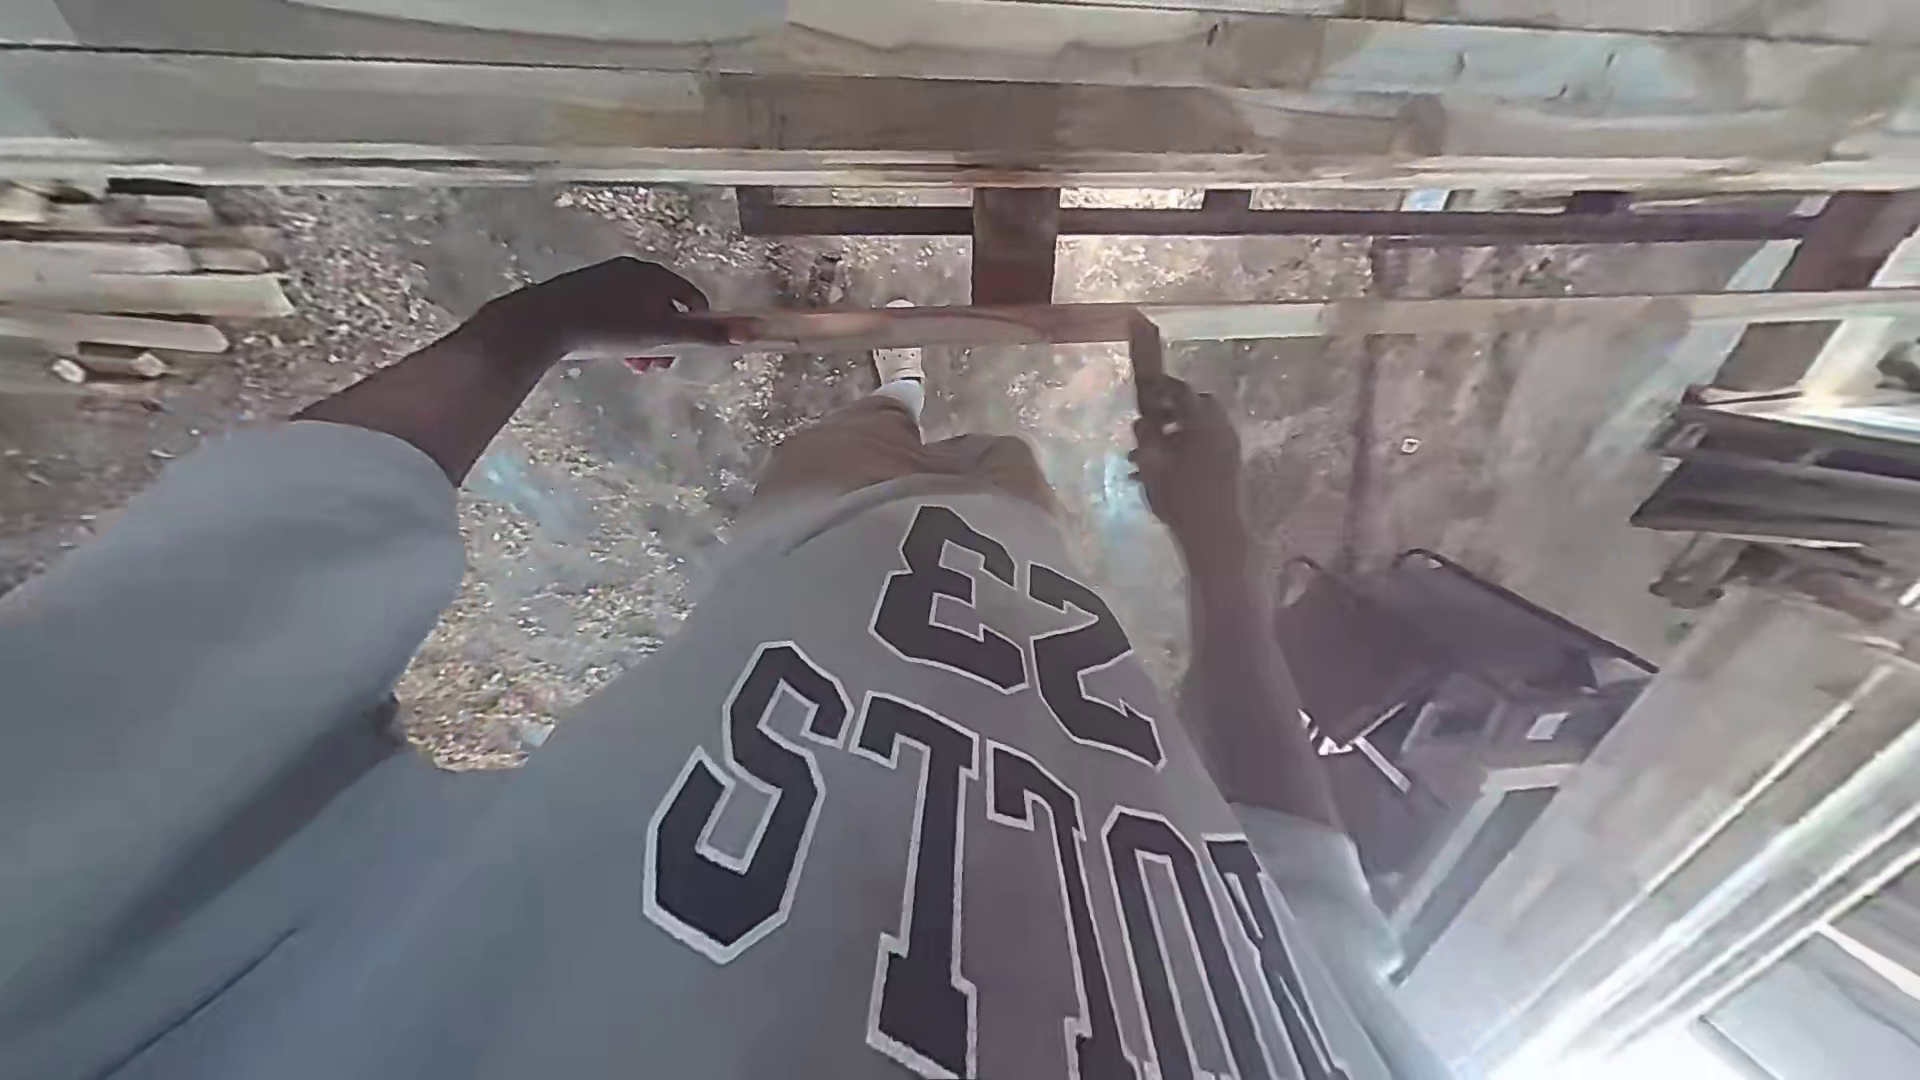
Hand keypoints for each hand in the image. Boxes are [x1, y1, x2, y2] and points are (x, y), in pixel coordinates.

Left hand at [464, 257, 729, 369]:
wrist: (543, 323)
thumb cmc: (610, 328)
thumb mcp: (664, 336)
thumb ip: (707, 335)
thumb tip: (750, 332)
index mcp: (655, 275)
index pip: (693, 299)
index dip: (698, 327)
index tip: (687, 350)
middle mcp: (632, 270)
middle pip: (667, 308)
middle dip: (669, 338)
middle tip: (657, 363)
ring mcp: (605, 278)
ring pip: (642, 313)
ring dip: (647, 341)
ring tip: (635, 363)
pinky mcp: (582, 291)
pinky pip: (617, 313)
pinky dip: (624, 334)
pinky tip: (614, 352)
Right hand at [1129, 374, 1248, 554]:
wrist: (1215, 533)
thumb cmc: (1181, 497)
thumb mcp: (1153, 465)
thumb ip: (1146, 437)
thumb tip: (1143, 420)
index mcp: (1203, 423)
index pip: (1181, 391)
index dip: (1161, 386)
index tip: (1144, 386)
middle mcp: (1221, 428)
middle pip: (1195, 407)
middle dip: (1169, 410)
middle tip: (1147, 420)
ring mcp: (1228, 447)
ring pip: (1198, 428)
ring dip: (1174, 433)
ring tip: (1146, 452)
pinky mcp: (1229, 464)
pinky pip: (1204, 444)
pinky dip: (1184, 447)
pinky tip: (1162, 468)